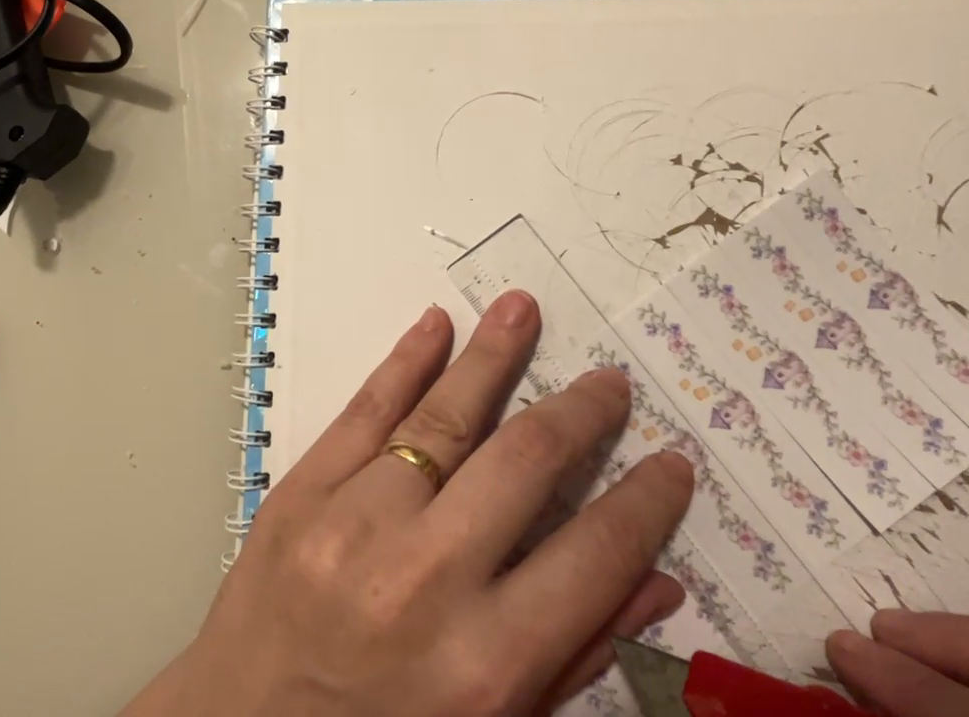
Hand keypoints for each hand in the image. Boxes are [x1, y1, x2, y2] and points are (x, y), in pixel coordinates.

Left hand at [121, 291, 695, 716]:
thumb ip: (574, 656)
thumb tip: (653, 580)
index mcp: (485, 659)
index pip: (594, 552)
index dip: (645, 501)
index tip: (670, 461)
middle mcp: (424, 578)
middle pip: (524, 463)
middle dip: (578, 413)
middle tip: (608, 383)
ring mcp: (352, 523)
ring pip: (443, 418)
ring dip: (491, 357)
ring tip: (522, 309)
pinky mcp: (298, 493)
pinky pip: (363, 413)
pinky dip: (404, 363)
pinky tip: (436, 327)